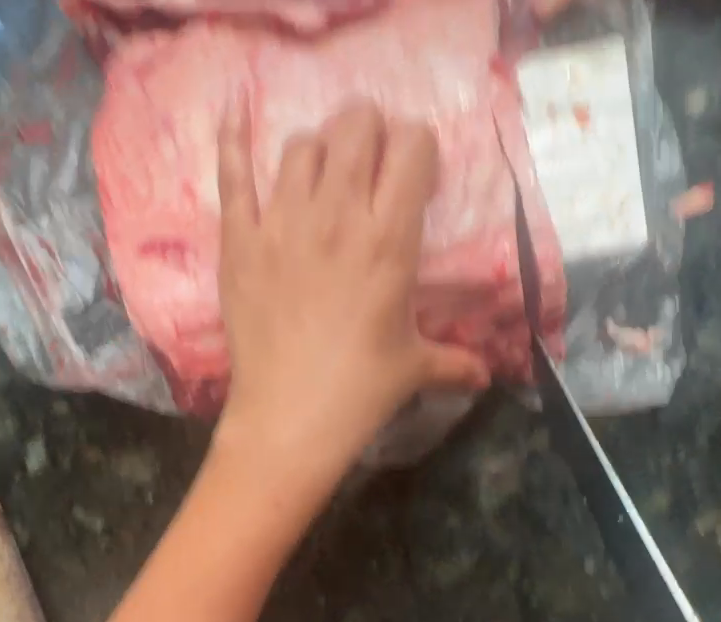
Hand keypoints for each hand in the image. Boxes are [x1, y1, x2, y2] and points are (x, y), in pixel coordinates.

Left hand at [214, 101, 488, 481]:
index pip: (412, 147)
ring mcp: (283, 223)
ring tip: (323, 173)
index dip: (417, 151)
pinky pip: (233, 173)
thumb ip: (455, 362)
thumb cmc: (359, 392)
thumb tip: (487, 376)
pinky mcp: (240, 239)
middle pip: (356, 126)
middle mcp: (338, 215)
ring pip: (302, 145)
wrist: (289, 418)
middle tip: (369, 163)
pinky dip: (233, 136)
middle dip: (370, 132)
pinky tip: (236, 105)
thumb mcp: (415, 369)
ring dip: (320, 148)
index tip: (413, 178)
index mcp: (390, 238)